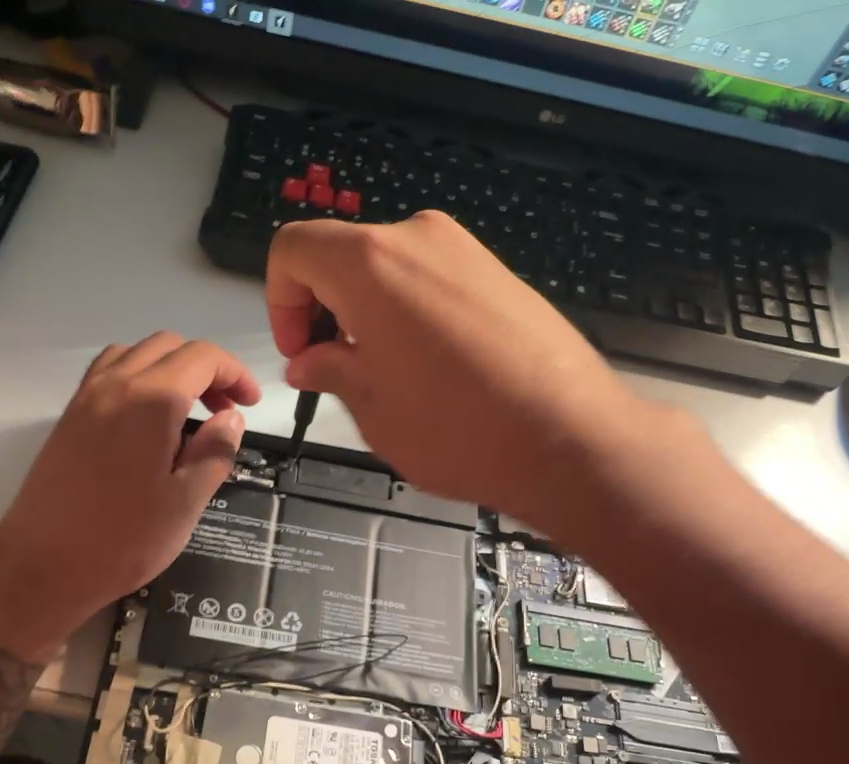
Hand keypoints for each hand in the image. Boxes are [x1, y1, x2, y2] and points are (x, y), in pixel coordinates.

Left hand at [0, 333, 261, 660]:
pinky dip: (137, 377)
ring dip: (170, 368)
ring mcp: (86, 398)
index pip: (203, 358)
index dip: (235, 373)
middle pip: (169, 347)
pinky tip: (147, 419)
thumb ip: (214, 453)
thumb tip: (231, 419)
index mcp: (152, 400)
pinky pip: (108, 373)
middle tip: (225, 410)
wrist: (42, 565)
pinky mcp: (68, 417)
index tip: (251, 404)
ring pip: (135, 353)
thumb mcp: (184, 503)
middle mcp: (116, 384)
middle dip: (206, 368)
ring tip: (187, 410)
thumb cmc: (123, 540)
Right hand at [267, 211, 678, 524]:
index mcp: (371, 263)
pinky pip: (430, 278)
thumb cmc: (463, 429)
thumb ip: (329, 370)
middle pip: (340, 255)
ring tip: (383, 375)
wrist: (567, 439)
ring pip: (386, 267)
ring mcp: (464, 251)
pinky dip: (408, 311)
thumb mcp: (371, 408)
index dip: (280, 303)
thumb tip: (310, 362)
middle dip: (323, 309)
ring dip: (365, 311)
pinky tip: (425, 367)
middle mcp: (418, 239)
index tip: (299, 351)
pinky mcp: (496, 273)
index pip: (293, 250)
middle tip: (333, 368)